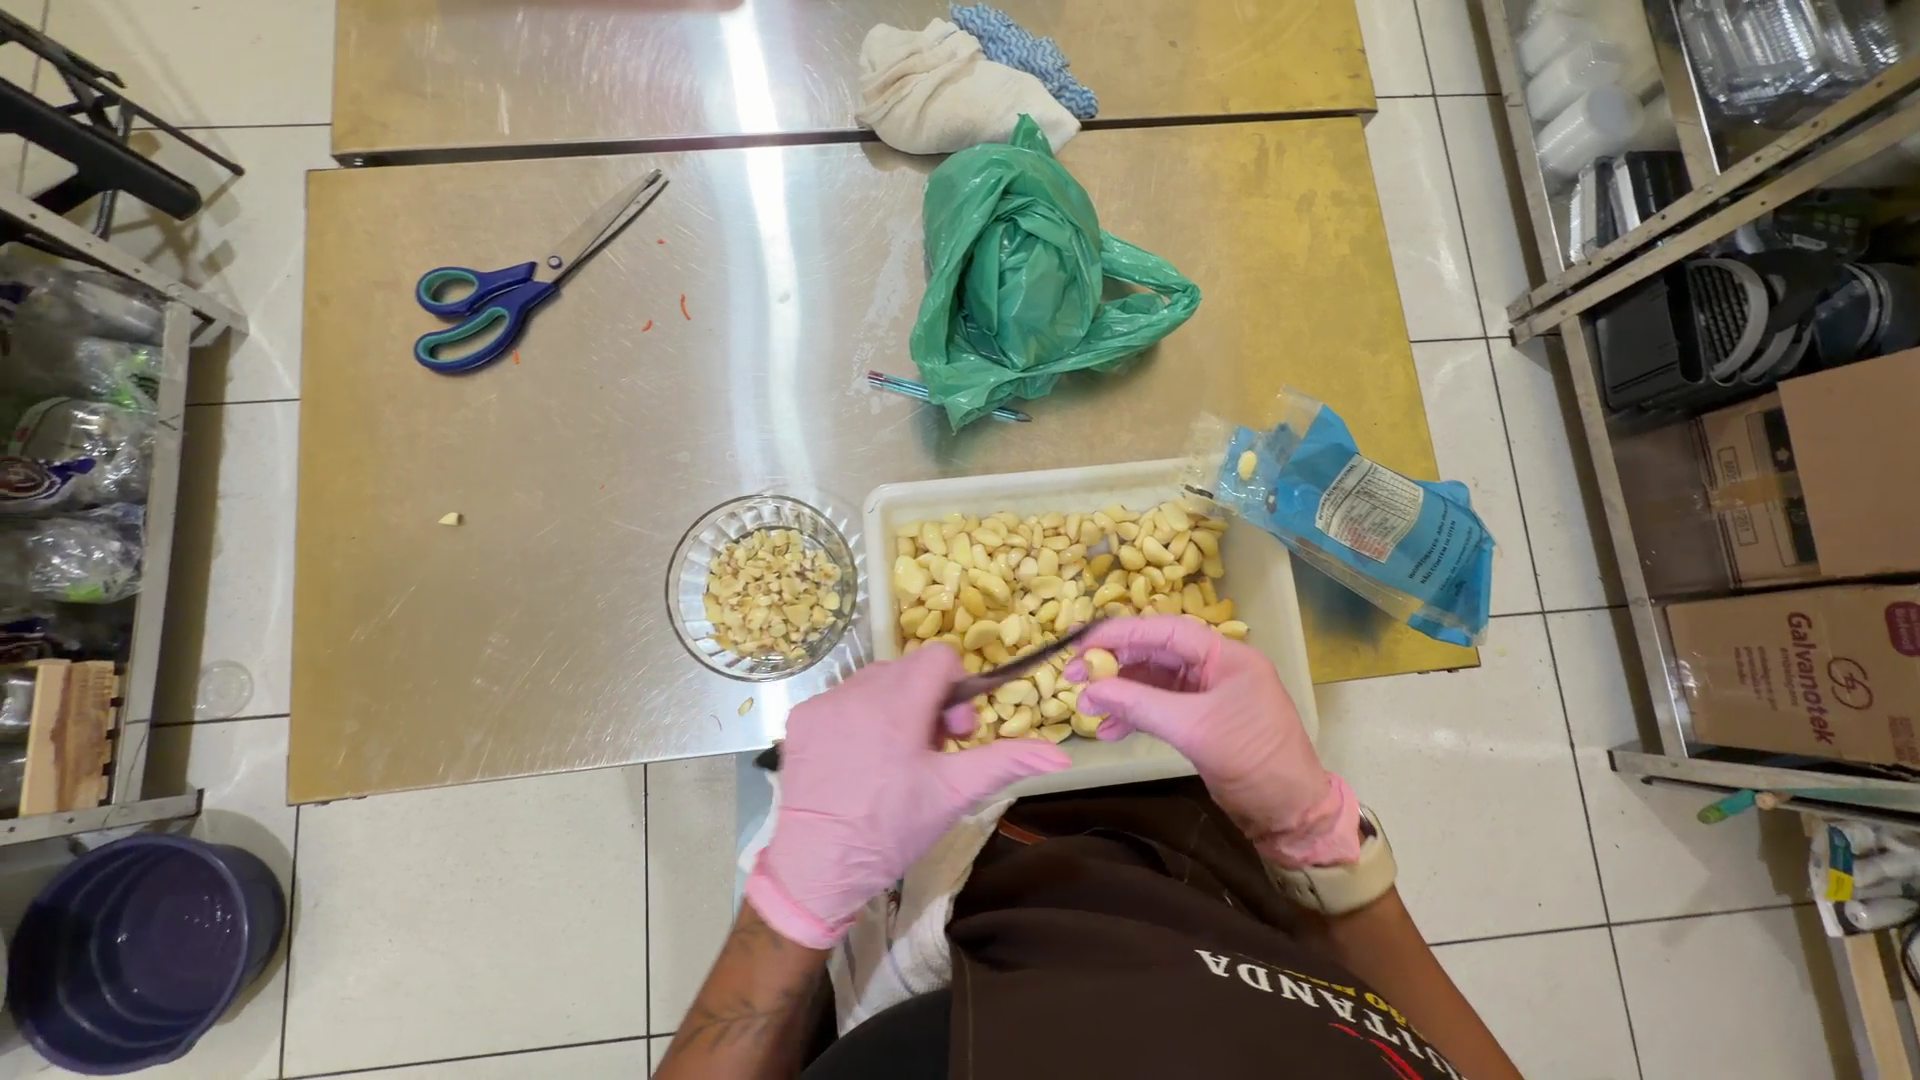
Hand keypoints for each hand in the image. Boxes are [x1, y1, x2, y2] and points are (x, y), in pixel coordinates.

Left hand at [745, 644, 1070, 948]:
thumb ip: (1007, 763)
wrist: (818, 869)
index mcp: (897, 706)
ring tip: (893, 756)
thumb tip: (1061, 756)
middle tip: (927, 750)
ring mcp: (823, 703)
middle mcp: (856, 693)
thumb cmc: (893, 831)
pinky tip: (860, 759)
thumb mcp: (954, 795)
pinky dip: (859, 717)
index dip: (957, 688)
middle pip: (909, 669)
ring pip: (876, 680)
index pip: (940, 657)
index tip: (953, 733)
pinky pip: (842, 698)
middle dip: (928, 700)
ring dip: (894, 706)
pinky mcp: (801, 718)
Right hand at [1063, 615, 1359, 867]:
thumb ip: (1140, 705)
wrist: (1290, 814)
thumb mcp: (1194, 729)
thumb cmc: (1254, 762)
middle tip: (1074, 676)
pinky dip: (1132, 715)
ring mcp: (1207, 693)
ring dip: (1119, 693)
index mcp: (1226, 655)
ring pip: (1152, 680)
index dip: (1120, 634)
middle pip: (1155, 652)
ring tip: (1087, 709)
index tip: (1082, 645)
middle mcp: (1216, 666)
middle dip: (1114, 664)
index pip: (1165, 631)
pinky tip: (1109, 730)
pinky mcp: (1200, 719)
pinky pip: (1158, 706)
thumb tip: (1090, 690)